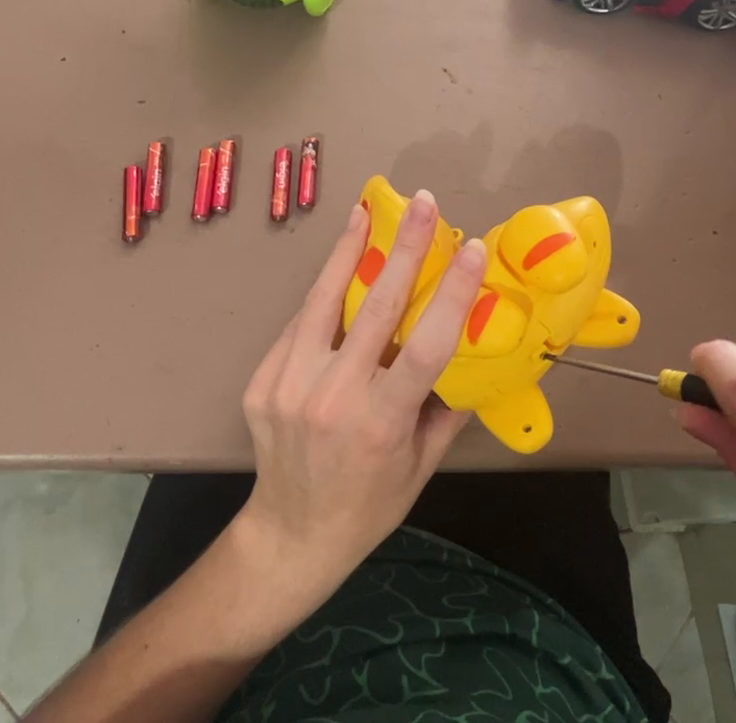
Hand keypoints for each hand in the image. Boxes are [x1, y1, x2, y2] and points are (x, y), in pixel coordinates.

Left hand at [235, 193, 484, 591]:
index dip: (451, 294)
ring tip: (364, 211)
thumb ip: (447, 409)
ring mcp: (287, 386)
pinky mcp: (261, 381)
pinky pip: (298, 327)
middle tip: (419, 201)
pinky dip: (322, 296)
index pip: (425, 347)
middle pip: (374, 307)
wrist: (291, 533)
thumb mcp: (422, 466)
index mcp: (379, 423)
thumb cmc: (370, 505)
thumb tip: (474, 355)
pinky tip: (339, 268)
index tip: (470, 249)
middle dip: (402, 247)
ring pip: (322, 302)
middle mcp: (330, 397)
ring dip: (347, 251)